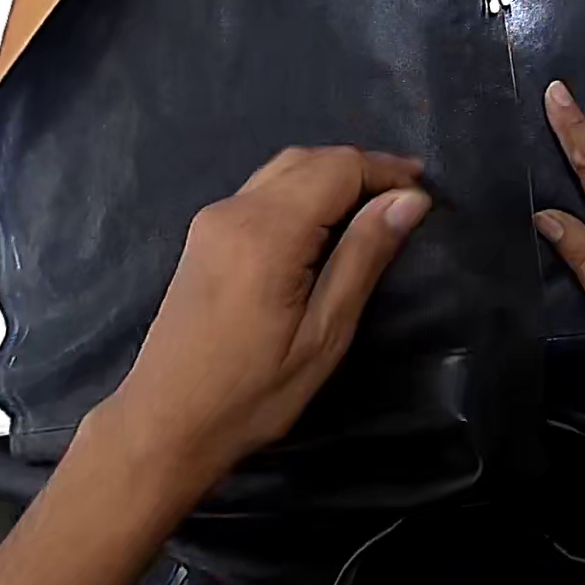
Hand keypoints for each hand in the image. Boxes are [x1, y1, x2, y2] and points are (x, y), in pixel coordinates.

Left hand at [95, 146, 431, 492]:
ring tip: (379, 193)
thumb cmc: (253, 391)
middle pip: (312, 159)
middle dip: (364, 166)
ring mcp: (215, 216)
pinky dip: (307, 183)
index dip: (385, 171)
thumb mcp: (325, 332)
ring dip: (336, 171)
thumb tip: (409, 200)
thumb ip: (365, 255)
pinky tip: (330, 208)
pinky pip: (267, 185)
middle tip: (408, 188)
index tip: (422, 190)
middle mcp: (236, 209)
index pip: (338, 169)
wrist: (162, 425)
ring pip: (288, 166)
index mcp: (267, 232)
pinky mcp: (206, 230)